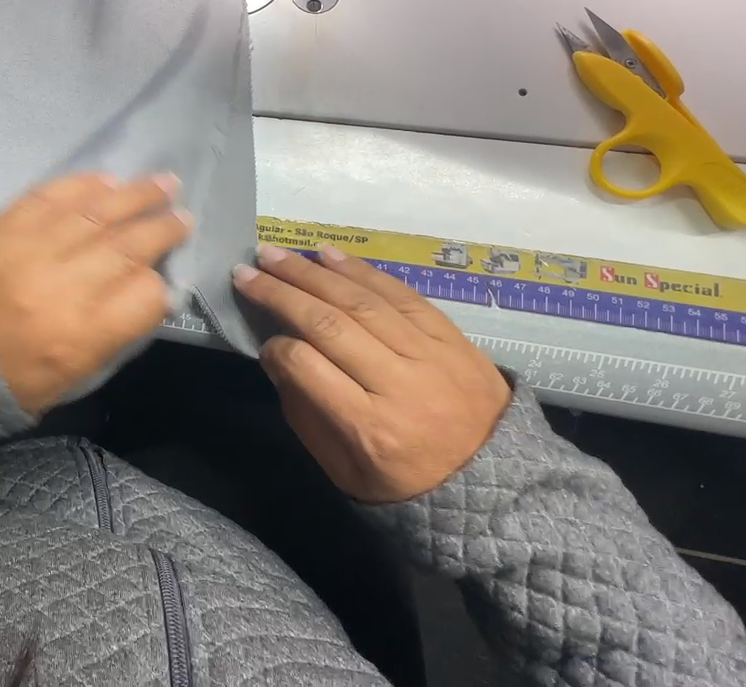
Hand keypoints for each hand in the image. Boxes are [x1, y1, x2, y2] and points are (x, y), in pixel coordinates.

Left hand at [0, 173, 191, 413]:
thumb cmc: (6, 374)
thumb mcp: (70, 377)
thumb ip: (113, 333)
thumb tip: (149, 289)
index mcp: (78, 336)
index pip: (145, 297)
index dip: (162, 284)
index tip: (167, 274)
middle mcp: (60, 286)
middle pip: (127, 247)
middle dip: (161, 227)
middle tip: (183, 213)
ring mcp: (29, 249)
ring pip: (94, 212)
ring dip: (133, 195)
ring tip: (162, 182)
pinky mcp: (1, 226)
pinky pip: (49, 195)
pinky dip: (81, 184)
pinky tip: (105, 180)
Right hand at [233, 243, 511, 502]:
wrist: (500, 489)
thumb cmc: (403, 482)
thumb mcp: (341, 467)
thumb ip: (304, 408)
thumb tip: (276, 351)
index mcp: (372, 429)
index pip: (307, 366)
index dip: (276, 346)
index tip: (262, 340)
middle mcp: (403, 386)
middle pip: (330, 325)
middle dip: (281, 293)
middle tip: (246, 270)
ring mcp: (433, 357)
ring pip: (363, 303)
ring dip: (312, 273)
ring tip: (275, 255)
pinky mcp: (454, 339)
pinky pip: (402, 295)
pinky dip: (362, 271)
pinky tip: (328, 255)